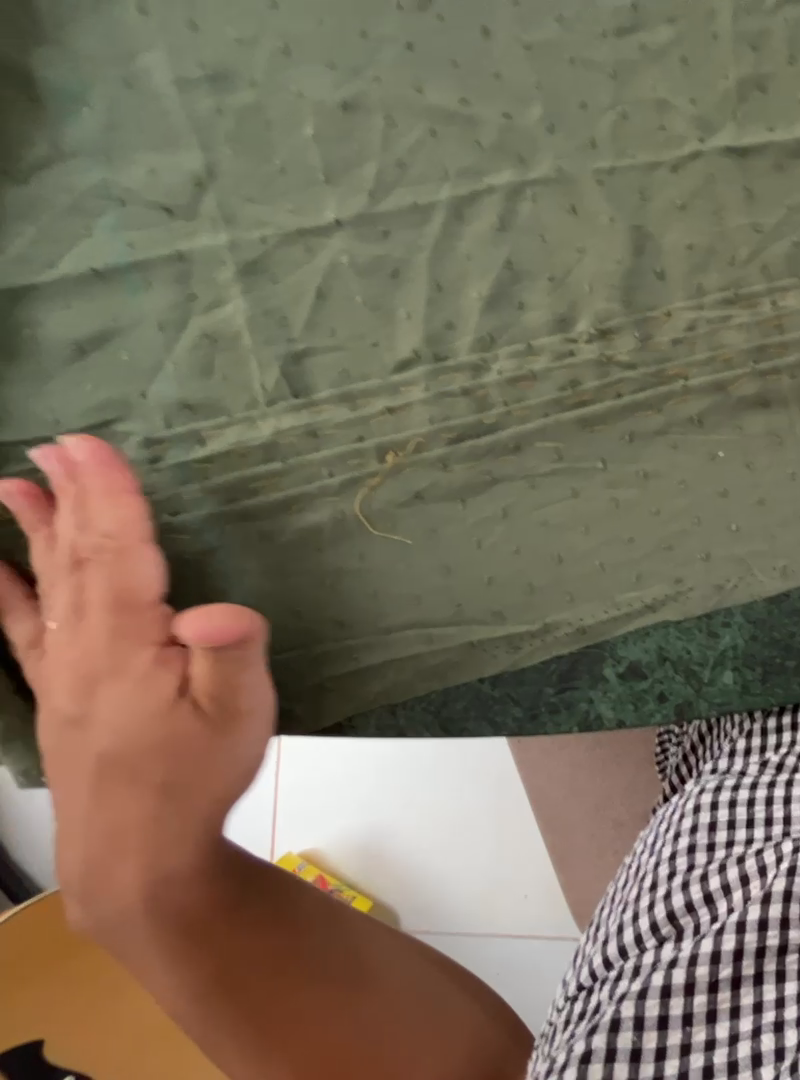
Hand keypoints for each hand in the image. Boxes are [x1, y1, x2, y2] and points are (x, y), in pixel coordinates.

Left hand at [0, 435, 274, 927]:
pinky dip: (4, 595)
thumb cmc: (200, 769)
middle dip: (67, 500)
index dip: (107, 499)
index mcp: (128, 643)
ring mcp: (62, 670)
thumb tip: (218, 608)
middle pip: (73, 560)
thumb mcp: (241, 711)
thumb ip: (231, 655)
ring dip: (30, 535)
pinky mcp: (61, 692)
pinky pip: (23, 631)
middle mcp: (82, 646)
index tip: (89, 447)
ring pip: (43, 588)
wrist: (136, 843)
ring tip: (11, 488)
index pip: (116, 555)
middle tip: (54, 447)